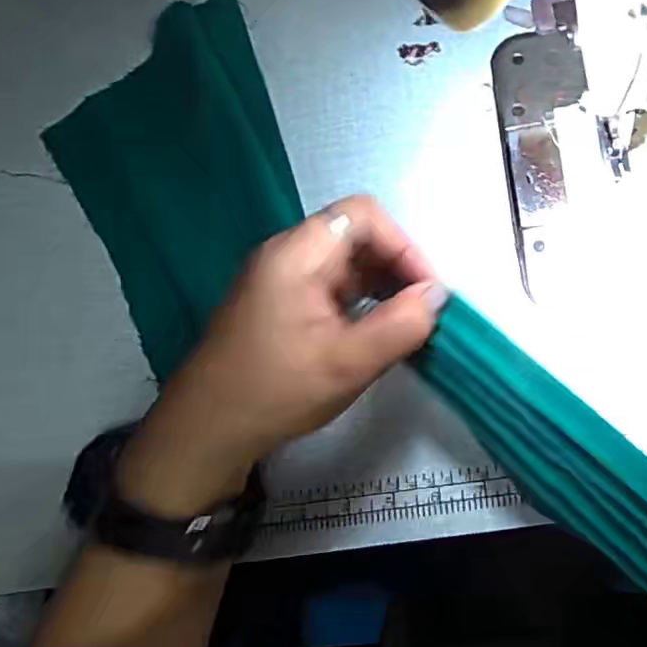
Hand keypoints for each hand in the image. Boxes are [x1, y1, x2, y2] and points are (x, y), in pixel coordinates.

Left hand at [117, 196, 444, 517]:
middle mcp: (289, 256)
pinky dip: (369, 301)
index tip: (426, 291)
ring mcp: (286, 280)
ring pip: (352, 262)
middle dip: (400, 267)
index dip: (404, 246)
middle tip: (424, 311)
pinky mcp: (288, 303)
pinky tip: (384, 331)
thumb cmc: (277, 390)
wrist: (208, 429)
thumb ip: (402, 325)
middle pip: (359, 236)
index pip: (363, 216)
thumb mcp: (349, 362)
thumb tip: (438, 296)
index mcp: (297, 256)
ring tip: (411, 323)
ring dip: (388, 286)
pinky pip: (339, 286)